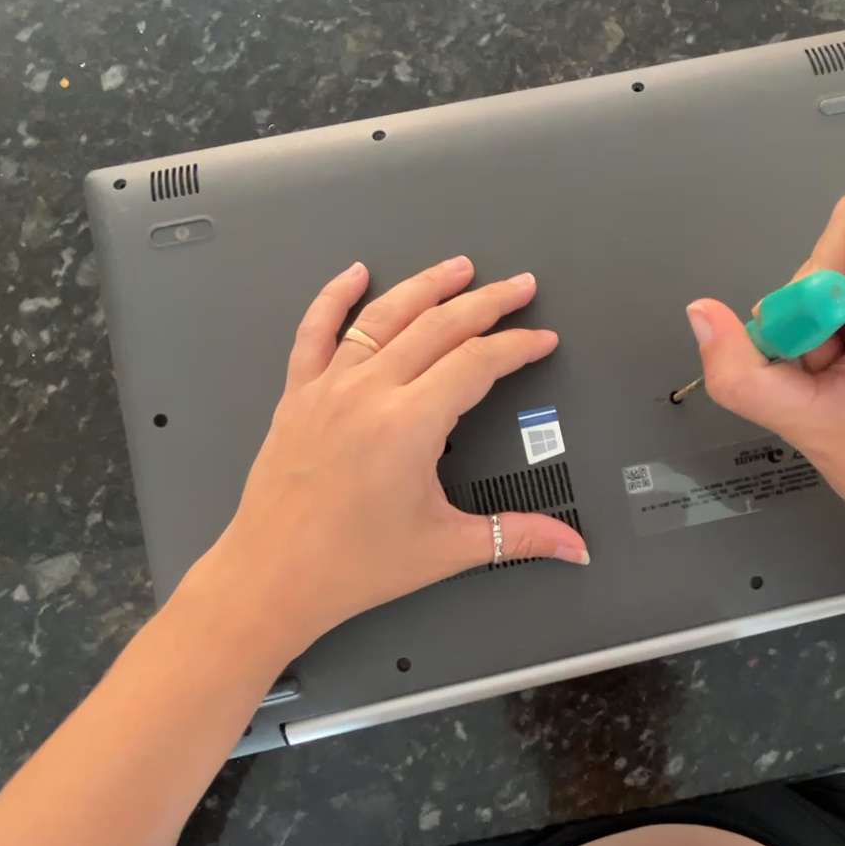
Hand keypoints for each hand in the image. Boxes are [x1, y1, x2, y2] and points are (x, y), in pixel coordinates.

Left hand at [176, 257, 588, 652]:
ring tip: (458, 267)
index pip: (478, 362)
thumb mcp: (447, 548)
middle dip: (487, 301)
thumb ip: (517, 537)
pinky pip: (315, 331)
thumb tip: (572, 547)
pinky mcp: (298, 395)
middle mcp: (368, 393)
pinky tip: (354, 275)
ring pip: (384, 316)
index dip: (518, 345)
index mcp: (409, 424)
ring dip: (426, 285)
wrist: (271, 578)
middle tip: (519, 286)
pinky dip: (334, 297)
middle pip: (439, 325)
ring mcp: (329, 388)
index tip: (541, 339)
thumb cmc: (350, 566)